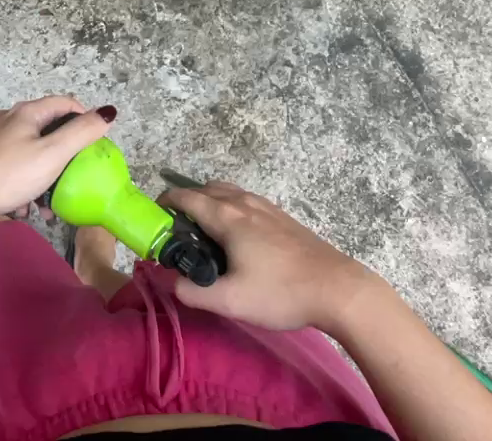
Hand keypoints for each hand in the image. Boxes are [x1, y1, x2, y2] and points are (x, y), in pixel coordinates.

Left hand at [0, 97, 114, 230]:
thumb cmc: (8, 176)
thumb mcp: (52, 155)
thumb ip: (81, 133)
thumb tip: (108, 112)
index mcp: (26, 112)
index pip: (65, 103)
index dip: (85, 119)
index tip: (95, 145)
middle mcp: (9, 119)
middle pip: (49, 130)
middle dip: (65, 158)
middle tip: (74, 180)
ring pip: (32, 153)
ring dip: (46, 178)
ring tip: (48, 206)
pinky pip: (16, 168)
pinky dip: (26, 185)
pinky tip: (24, 208)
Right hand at [158, 181, 385, 332]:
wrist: (338, 289)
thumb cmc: (281, 292)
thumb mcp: (231, 301)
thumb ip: (193, 292)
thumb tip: (171, 282)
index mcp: (226, 217)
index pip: (185, 197)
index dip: (164, 202)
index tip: (153, 217)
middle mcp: (242, 202)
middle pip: (204, 189)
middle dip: (185, 202)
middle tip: (177, 230)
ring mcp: (265, 206)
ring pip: (226, 192)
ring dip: (208, 203)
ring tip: (205, 232)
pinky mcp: (281, 216)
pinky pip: (244, 200)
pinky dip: (229, 206)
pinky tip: (237, 236)